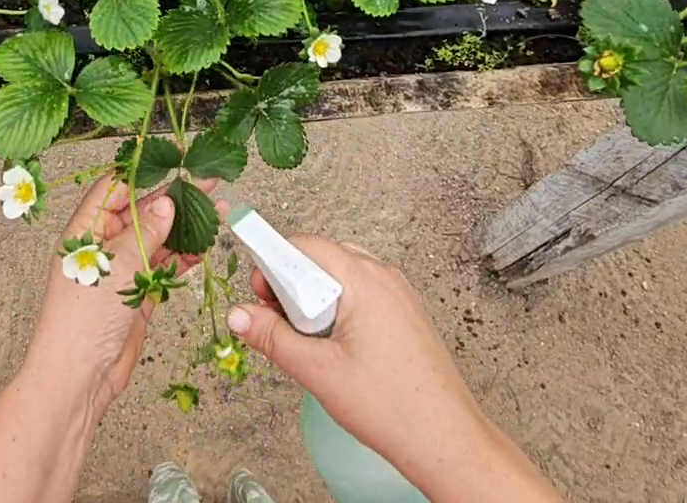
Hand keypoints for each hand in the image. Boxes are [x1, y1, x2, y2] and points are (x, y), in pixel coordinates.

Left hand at [22, 175, 204, 418]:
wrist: (78, 379)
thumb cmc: (79, 323)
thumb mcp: (117, 266)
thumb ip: (146, 232)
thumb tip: (166, 203)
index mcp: (86, 229)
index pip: (115, 187)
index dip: (144, 171)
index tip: (172, 158)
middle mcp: (104, 245)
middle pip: (142, 210)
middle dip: (174, 197)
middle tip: (205, 181)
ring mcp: (122, 269)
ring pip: (158, 238)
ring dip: (185, 226)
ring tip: (214, 210)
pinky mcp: (137, 293)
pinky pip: (164, 266)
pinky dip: (183, 256)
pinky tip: (203, 246)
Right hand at [226, 236, 561, 502]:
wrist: (447, 441)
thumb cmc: (393, 408)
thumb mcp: (317, 371)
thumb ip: (271, 337)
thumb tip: (239, 315)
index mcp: (363, 280)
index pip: (306, 245)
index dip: (274, 262)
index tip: (258, 288)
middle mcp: (383, 277)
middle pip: (322, 258)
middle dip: (292, 282)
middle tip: (279, 318)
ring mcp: (398, 293)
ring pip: (341, 275)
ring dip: (315, 297)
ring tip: (309, 337)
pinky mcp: (405, 311)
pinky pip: (361, 291)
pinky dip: (339, 307)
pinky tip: (334, 343)